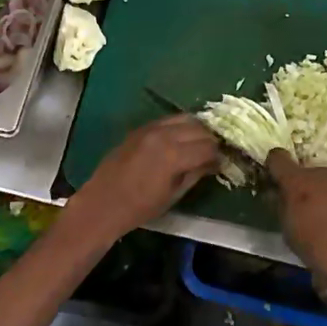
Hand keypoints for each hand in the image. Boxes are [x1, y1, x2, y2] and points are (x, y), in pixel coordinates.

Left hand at [69, 116, 217, 240]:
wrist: (103, 203)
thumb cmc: (140, 207)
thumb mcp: (174, 194)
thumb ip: (196, 173)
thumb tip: (215, 162)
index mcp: (173, 154)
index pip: (208, 146)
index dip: (219, 155)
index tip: (223, 163)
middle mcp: (163, 134)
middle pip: (199, 128)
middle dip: (211, 140)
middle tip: (215, 153)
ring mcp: (150, 128)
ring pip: (185, 118)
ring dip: (197, 129)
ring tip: (200, 144)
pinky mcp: (141, 128)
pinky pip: (168, 120)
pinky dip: (180, 126)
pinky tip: (182, 139)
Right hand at [269, 150, 326, 305]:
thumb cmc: (323, 249)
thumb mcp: (290, 234)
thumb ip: (282, 209)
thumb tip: (278, 197)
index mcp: (298, 182)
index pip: (277, 159)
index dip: (274, 167)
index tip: (274, 182)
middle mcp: (323, 175)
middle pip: (307, 175)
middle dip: (303, 191)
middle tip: (303, 216)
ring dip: (326, 201)